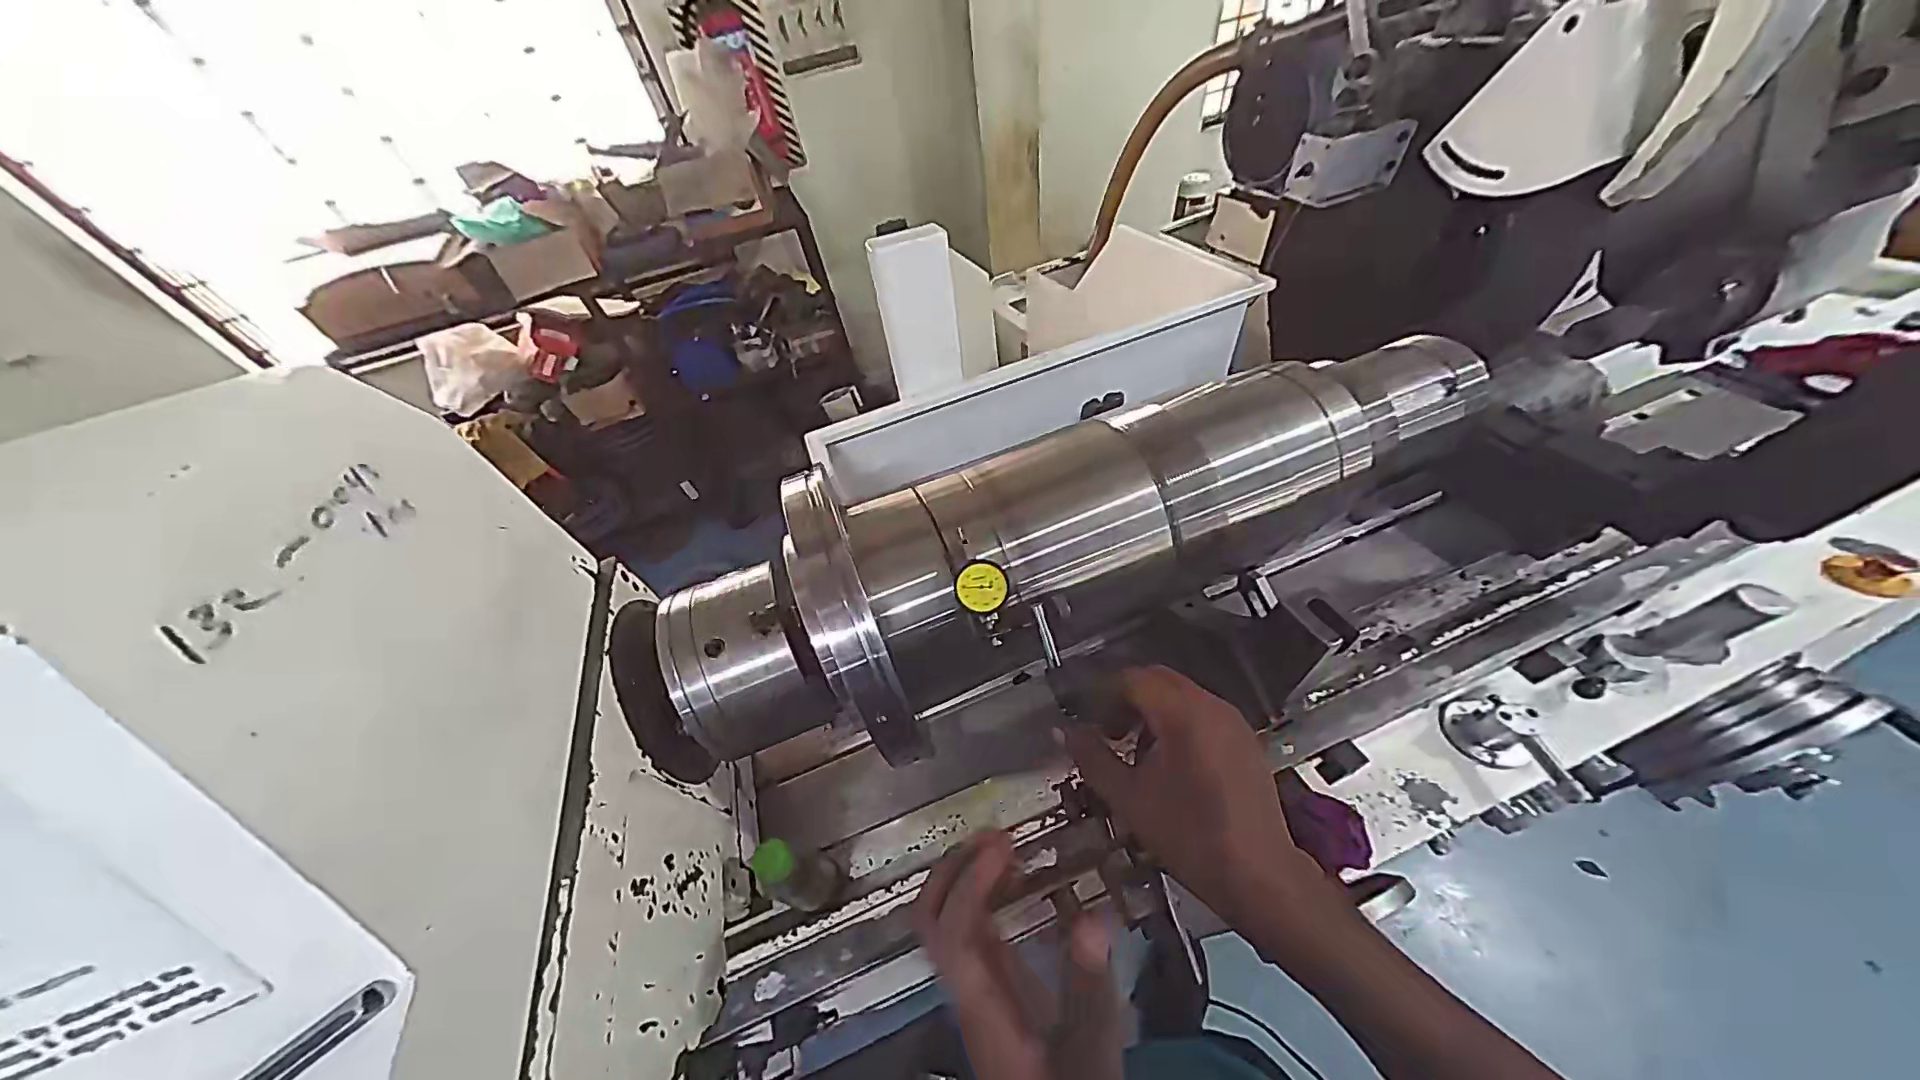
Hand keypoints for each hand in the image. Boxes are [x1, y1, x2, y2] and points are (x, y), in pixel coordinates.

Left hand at [913, 831, 1122, 1079]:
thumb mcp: (1087, 1049)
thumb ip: (1088, 988)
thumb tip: (1092, 922)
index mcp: (979, 1001)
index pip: (951, 930)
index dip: (969, 881)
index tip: (1003, 846)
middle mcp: (965, 987)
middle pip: (929, 917)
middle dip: (954, 867)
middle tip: (994, 835)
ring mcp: (974, 982)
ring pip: (944, 917)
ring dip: (966, 872)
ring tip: (1004, 844)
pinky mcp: (990, 982)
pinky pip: (970, 924)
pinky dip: (985, 891)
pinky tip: (1016, 877)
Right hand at [1063, 666, 1324, 929]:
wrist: (1259, 876)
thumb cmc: (1189, 836)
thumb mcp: (1128, 798)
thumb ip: (1092, 757)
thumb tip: (1065, 732)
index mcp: (1182, 714)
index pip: (1133, 679)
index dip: (1103, 695)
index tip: (1088, 720)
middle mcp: (1211, 707)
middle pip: (1158, 680)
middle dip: (1127, 699)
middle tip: (1107, 732)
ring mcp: (1233, 722)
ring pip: (1181, 695)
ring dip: (1152, 711)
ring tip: (1135, 752)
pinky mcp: (1246, 741)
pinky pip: (1202, 714)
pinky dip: (1177, 723)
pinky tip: (1169, 764)